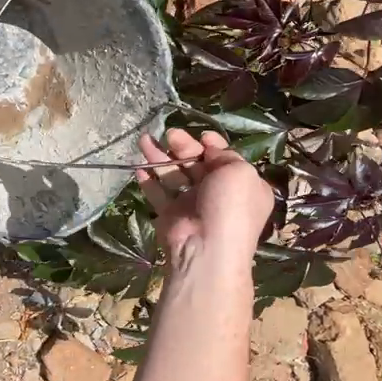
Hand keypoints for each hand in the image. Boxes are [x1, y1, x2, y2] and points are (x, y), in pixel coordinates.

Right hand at [134, 129, 272, 259]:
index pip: (225, 159)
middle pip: (196, 164)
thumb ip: (225, 155)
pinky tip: (139, 168)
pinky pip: (159, 193)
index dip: (212, 144)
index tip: (200, 135)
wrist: (206, 246)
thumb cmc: (230, 206)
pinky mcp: (171, 214)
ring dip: (159, 157)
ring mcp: (193, 204)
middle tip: (169, 134)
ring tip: (144, 140)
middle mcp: (218, 193)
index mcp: (242, 185)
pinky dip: (149, 181)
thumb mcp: (239, 172)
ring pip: (174, 175)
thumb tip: (209, 148)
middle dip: (182, 147)